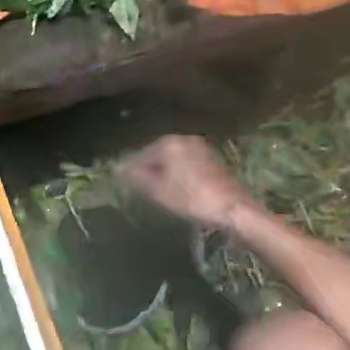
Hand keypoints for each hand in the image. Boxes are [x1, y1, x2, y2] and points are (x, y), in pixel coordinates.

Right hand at [117, 135, 259, 229]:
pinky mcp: (212, 160)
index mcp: (169, 143)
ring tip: (160, 194)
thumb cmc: (191, 199)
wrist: (231, 209)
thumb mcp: (158, 191)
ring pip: (174, 161)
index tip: (127, 186)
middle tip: (143, 192)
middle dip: (150, 172)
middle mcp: (185, 140)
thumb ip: (136, 177)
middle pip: (158, 156)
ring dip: (165, 174)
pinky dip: (179, 175)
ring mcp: (201, 148)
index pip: (141, 155)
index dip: (132, 172)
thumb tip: (117, 168)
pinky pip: (187, 165)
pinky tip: (179, 192)